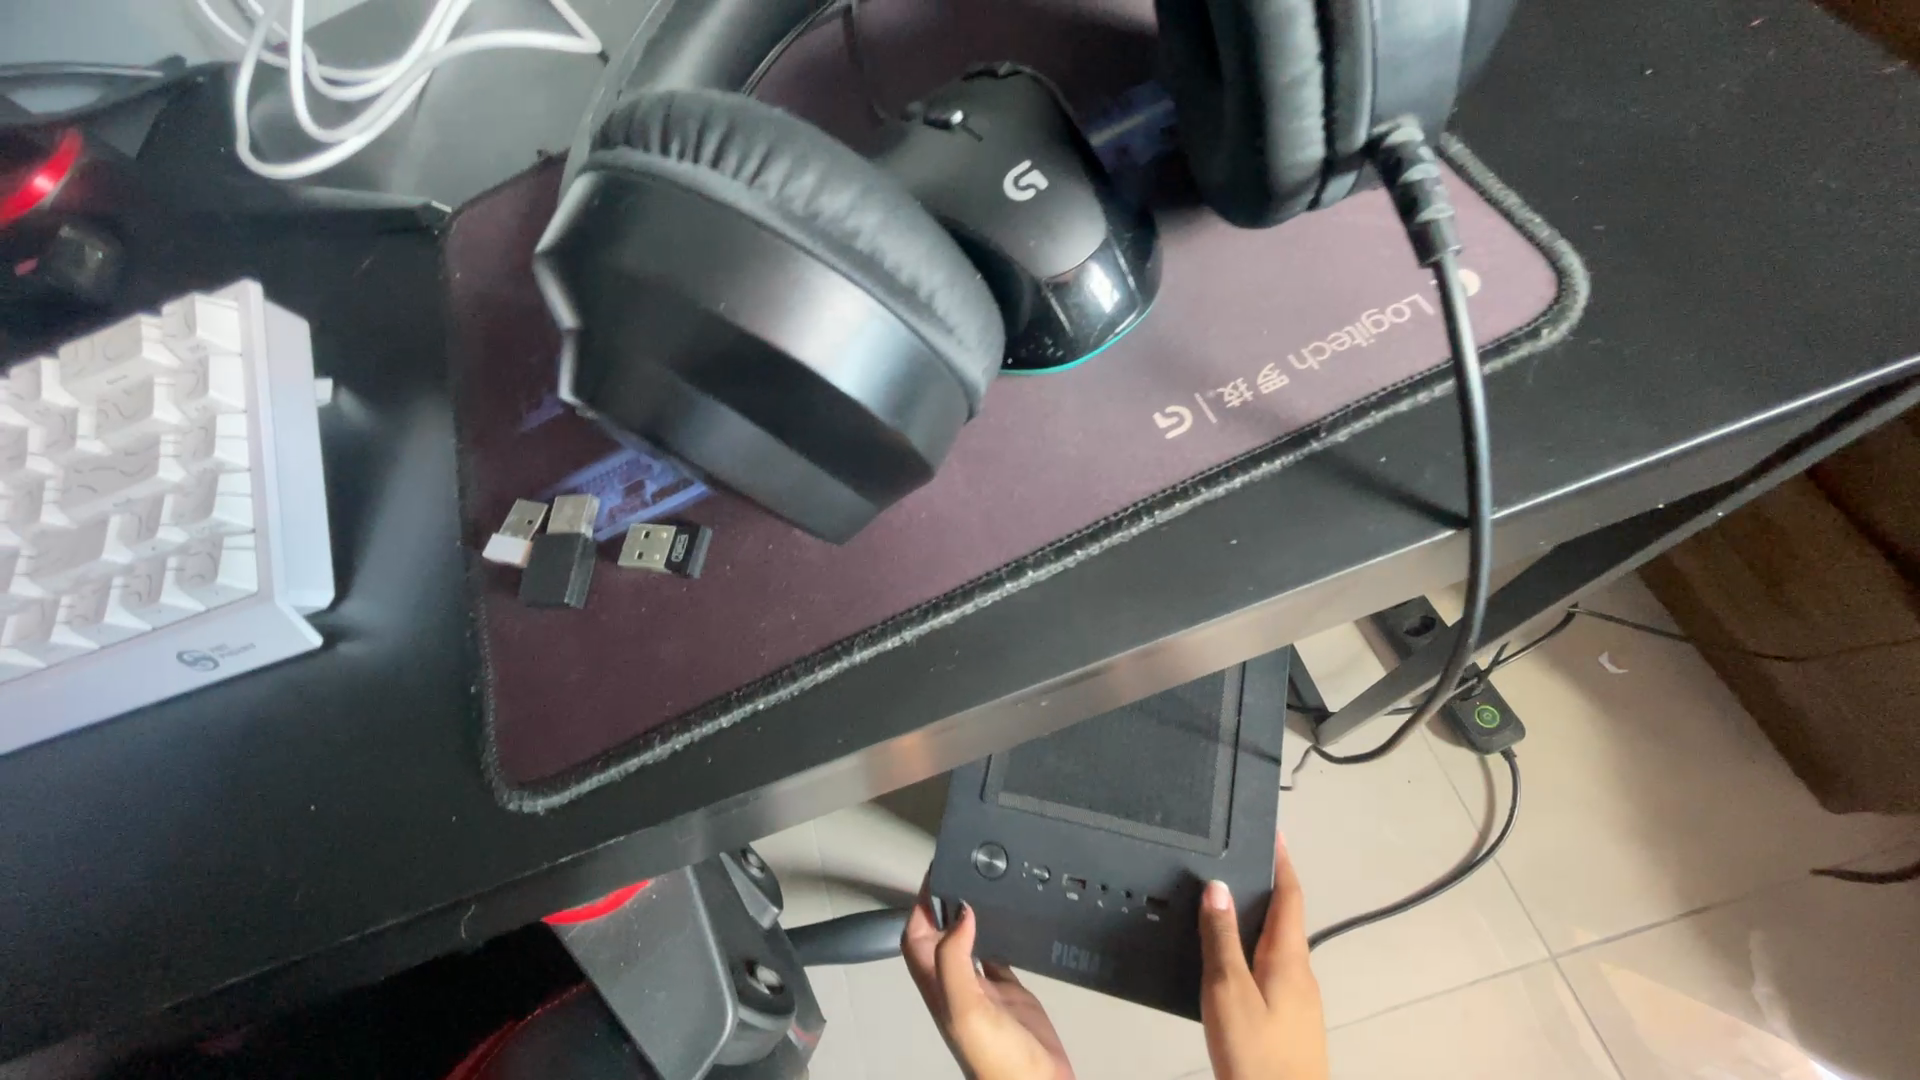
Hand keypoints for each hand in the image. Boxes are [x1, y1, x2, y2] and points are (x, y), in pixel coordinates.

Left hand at [902, 881, 1075, 1079]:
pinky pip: (999, 951)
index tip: (939, 872)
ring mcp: (982, 985)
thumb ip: (954, 958)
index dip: (921, 904)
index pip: (916, 935)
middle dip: (945, 901)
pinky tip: (1009, 914)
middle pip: (939, 933)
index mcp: (937, 985)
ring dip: (971, 913)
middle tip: (964, 868)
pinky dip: (1001, 931)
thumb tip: (961, 911)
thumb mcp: (964, 1007)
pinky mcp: (1009, 988)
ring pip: (969, 938)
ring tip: (984, 881)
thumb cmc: (994, 1053)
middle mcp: (955, 982)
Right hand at [1198, 839, 1329, 1079]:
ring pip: (1277, 947)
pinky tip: (1227, 961)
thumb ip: (1222, 938)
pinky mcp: (1289, 1026)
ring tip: (1220, 904)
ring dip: (1256, 920)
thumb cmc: (1256, 1055)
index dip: (1282, 863)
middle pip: (1285, 921)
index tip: (1274, 833)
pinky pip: (1270, 970)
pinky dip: (1251, 949)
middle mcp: (1301, 976)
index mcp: (1290, 960)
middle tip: (1232, 862)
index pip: (1290, 898)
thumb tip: (1218, 886)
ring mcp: (1299, 1004)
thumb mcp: (1228, 992)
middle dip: (1265, 889)